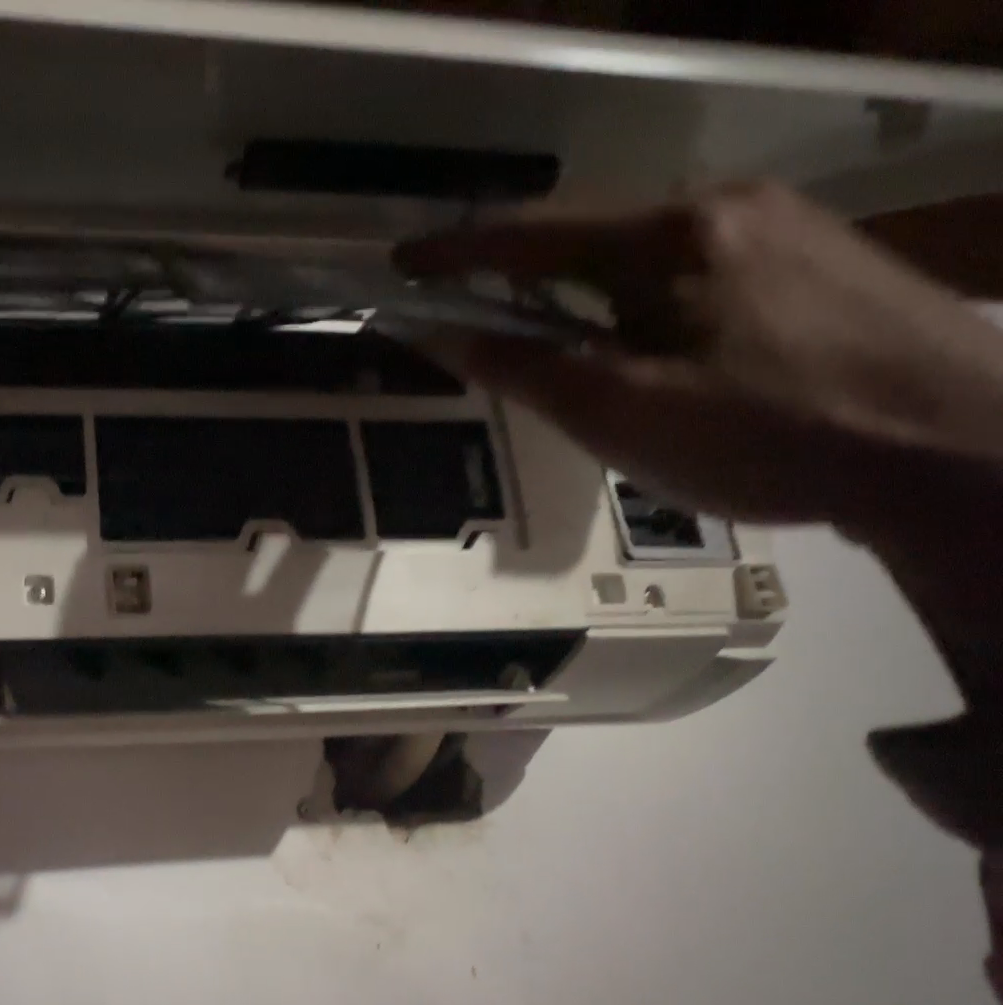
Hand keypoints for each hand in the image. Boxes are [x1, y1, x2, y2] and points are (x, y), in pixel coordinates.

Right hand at [394, 181, 1002, 540]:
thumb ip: (520, 367)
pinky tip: (663, 358)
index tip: (400, 262)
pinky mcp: (820, 259)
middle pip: (586, 241)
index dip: (454, 251)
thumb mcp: (619, 412)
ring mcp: (781, 227)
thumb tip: (439, 332)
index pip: (529, 233)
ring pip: (642, 260)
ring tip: (585, 366)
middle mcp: (725, 207)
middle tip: (494, 337)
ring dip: (590, 303)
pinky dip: (645, 307)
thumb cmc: (772, 432)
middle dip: (528, 286)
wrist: (970, 455)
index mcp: (671, 234)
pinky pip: (694, 271)